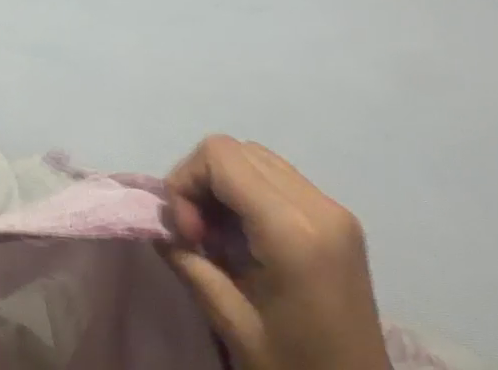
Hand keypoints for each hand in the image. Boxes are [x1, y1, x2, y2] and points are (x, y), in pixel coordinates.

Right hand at [163, 135, 389, 369]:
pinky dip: (251, 195)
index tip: (187, 236)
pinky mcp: (340, 218)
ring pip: (258, 159)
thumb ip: (188, 263)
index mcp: (294, 230)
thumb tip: (157, 222)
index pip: (221, 155)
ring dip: (226, 187)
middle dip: (202, 183)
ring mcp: (335, 208)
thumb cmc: (294, 368)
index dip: (186, 182)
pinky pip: (281, 179)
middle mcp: (319, 204)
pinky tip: (246, 240)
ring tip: (220, 240)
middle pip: (238, 150)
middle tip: (198, 238)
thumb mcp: (231, 323)